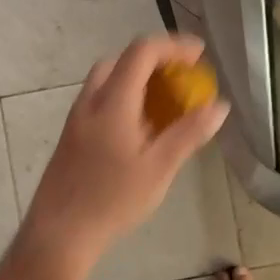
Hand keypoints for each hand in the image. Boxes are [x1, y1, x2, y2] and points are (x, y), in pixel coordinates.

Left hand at [21, 34, 229, 273]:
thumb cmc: (112, 200)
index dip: (173, 46)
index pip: (142, 53)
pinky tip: (141, 131)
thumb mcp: (159, 168)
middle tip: (182, 78)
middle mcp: (90, 102)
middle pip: (121, 61)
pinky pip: (101, 102)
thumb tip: (220, 105)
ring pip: (108, 81)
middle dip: (155, 61)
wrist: (60, 232)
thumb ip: (189, 133)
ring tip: (166, 104)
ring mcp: (76, 119)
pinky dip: (125, 99)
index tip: (200, 55)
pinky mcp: (72, 137)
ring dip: (138, 80)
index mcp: (112, 103)